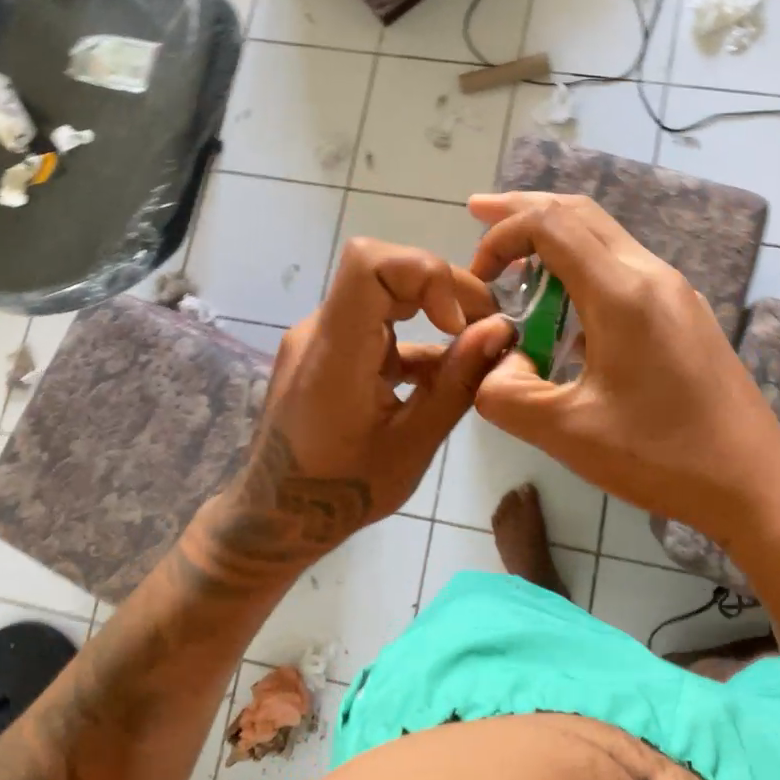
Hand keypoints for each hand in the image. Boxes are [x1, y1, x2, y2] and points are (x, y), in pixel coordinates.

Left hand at [189, 239, 512, 592]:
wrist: (278, 514)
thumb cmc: (344, 490)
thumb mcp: (413, 445)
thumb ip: (457, 383)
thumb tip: (500, 330)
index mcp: (334, 354)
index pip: (369, 265)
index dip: (426, 275)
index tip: (457, 322)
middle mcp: (319, 330)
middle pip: (381, 267)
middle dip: (442, 286)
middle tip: (486, 322)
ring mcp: (319, 336)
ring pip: (382, 290)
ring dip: (432, 308)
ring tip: (473, 345)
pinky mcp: (327, 348)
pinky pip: (375, 321)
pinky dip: (414, 335)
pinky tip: (440, 373)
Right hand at [467, 193, 779, 542]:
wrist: (756, 483)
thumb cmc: (662, 457)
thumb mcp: (567, 433)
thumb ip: (506, 394)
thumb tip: (493, 364)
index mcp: (623, 293)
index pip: (551, 223)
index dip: (502, 232)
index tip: (478, 275)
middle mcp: (652, 275)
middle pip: (580, 213)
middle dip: (523, 209)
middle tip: (477, 212)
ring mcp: (676, 291)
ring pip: (605, 236)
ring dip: (555, 238)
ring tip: (514, 260)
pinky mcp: (687, 313)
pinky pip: (625, 266)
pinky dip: (582, 266)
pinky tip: (565, 306)